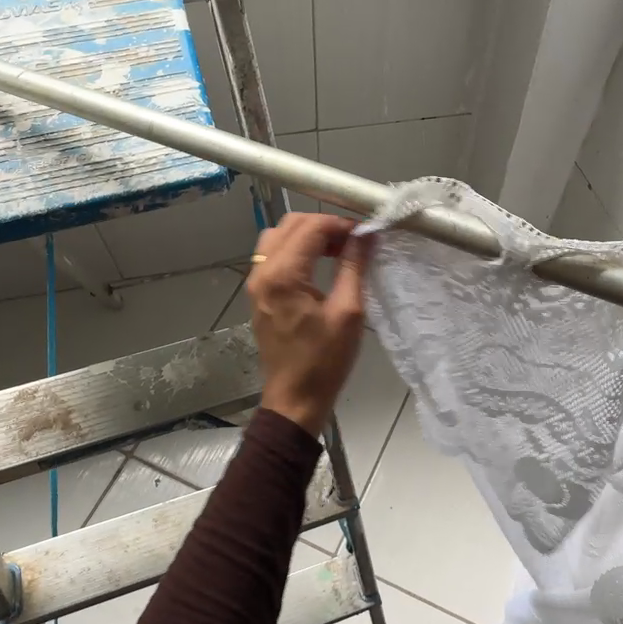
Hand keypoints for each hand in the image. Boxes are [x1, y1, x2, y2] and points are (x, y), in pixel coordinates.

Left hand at [248, 214, 371, 435]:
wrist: (295, 399)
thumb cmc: (324, 361)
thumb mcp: (349, 311)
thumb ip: (354, 265)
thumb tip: (367, 234)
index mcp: (283, 275)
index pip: (311, 227)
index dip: (340, 224)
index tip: (365, 233)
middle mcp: (262, 272)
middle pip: (290, 224)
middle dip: (324, 225)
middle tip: (353, 240)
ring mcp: (256, 283)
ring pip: (278, 237)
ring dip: (308, 235)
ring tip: (338, 250)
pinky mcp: (258, 294)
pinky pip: (273, 256)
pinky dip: (297, 250)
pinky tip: (321, 265)